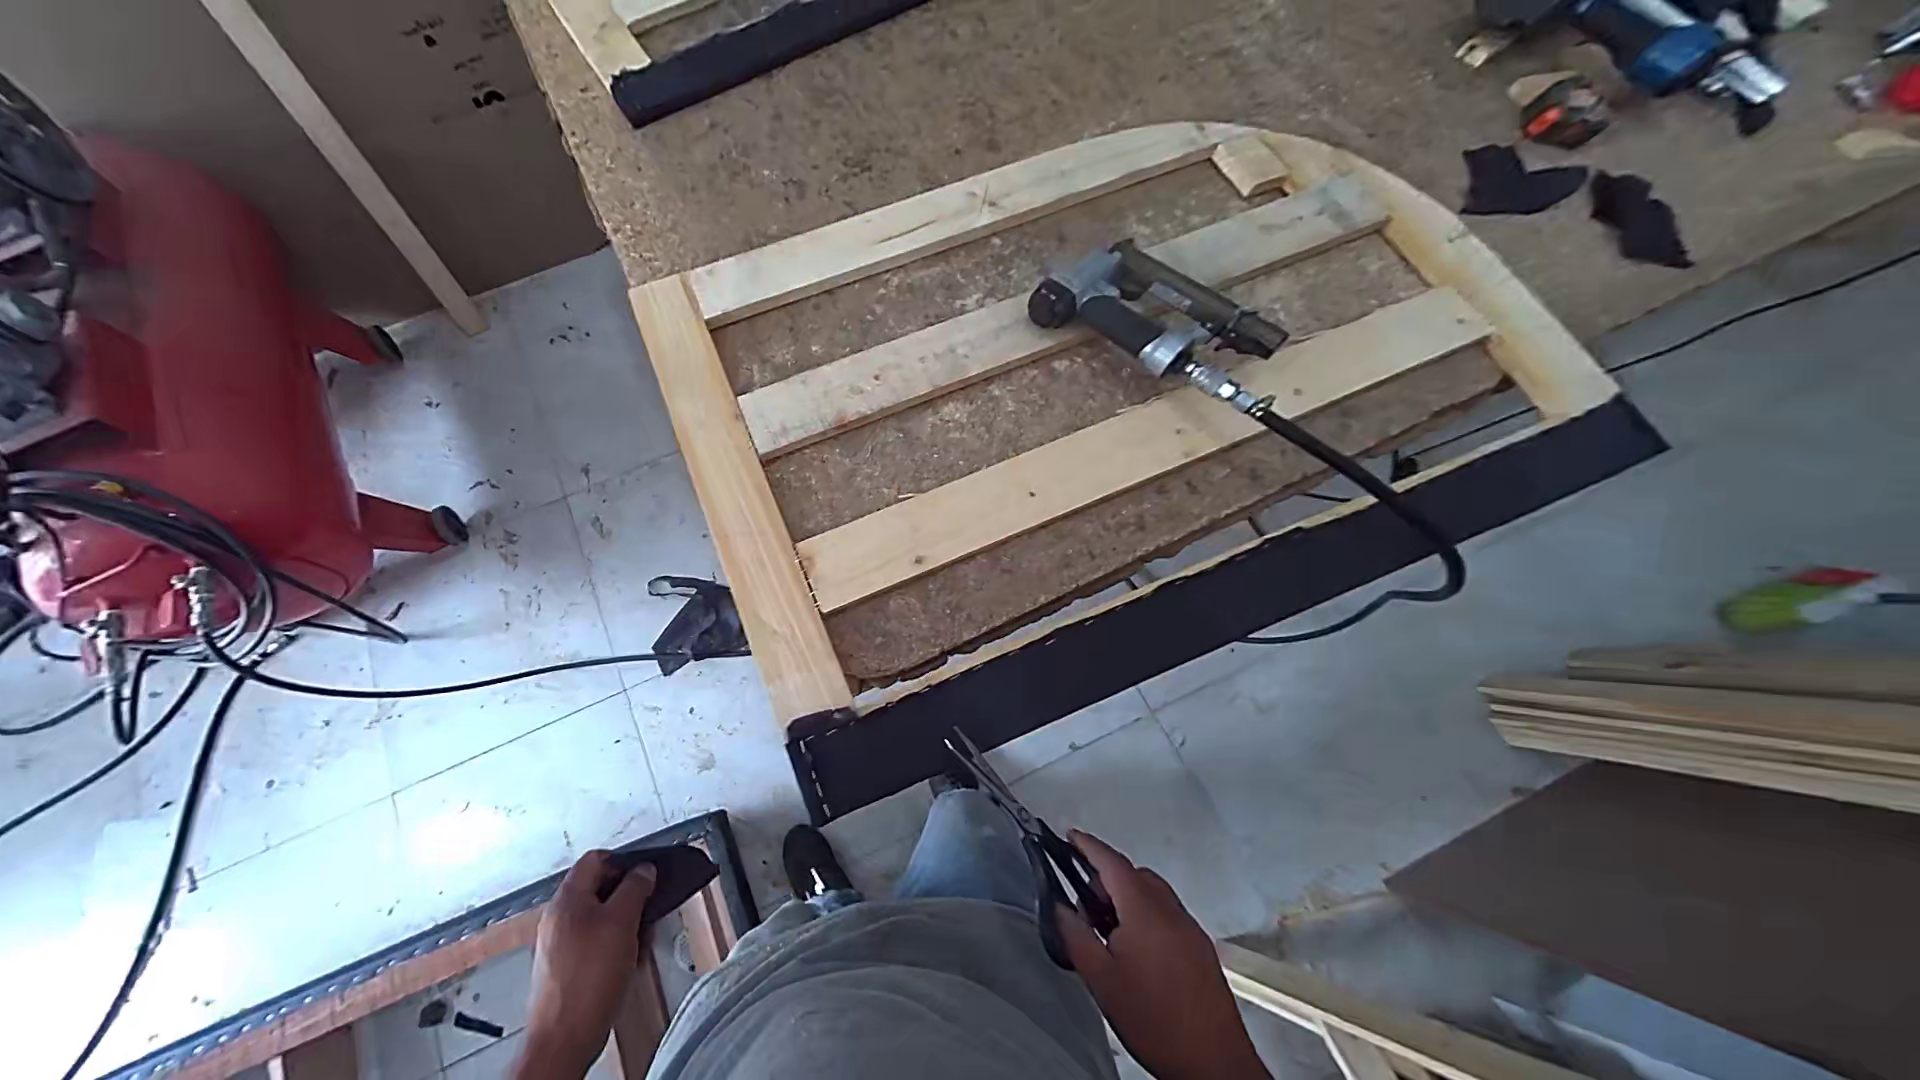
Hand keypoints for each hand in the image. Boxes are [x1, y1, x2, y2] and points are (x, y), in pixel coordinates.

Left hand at [515, 851, 656, 1079]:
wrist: (566, 1037)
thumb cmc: (588, 980)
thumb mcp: (623, 920)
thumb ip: (636, 887)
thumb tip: (644, 870)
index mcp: (567, 900)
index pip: (597, 859)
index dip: (625, 861)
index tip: (647, 872)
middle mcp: (560, 918)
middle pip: (602, 888)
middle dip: (631, 896)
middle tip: (649, 905)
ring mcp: (563, 943)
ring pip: (603, 916)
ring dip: (628, 921)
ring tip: (642, 936)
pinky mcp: (570, 966)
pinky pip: (599, 941)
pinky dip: (618, 943)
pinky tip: (631, 957)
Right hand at [1057, 832, 1269, 1079]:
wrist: (1214, 1063)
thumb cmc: (1154, 1020)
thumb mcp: (1101, 979)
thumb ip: (1075, 935)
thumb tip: (1059, 907)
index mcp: (1145, 910)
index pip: (1112, 862)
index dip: (1088, 845)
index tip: (1071, 836)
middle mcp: (1171, 910)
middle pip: (1135, 875)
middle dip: (1106, 878)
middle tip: (1085, 903)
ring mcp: (1190, 929)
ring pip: (1153, 894)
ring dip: (1128, 897)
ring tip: (1108, 930)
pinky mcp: (1201, 949)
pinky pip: (1168, 914)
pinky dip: (1147, 915)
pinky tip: (1135, 949)